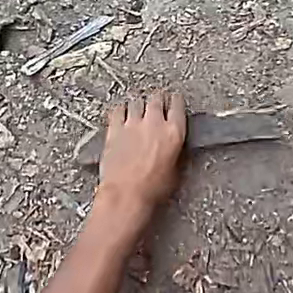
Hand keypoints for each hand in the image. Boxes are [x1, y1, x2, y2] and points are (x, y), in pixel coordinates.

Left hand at [95, 92, 187, 217]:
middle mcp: (154, 123)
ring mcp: (132, 124)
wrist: (126, 194)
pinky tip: (121, 112)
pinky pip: (117, 110)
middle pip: (156, 98)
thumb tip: (174, 147)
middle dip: (158, 99)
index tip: (175, 100)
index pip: (178, 106)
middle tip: (157, 101)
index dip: (176, 101)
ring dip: (139, 104)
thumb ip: (176, 152)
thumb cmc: (151, 189)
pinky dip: (120, 110)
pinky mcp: (114, 129)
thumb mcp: (175, 171)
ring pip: (136, 101)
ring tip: (138, 108)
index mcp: (173, 133)